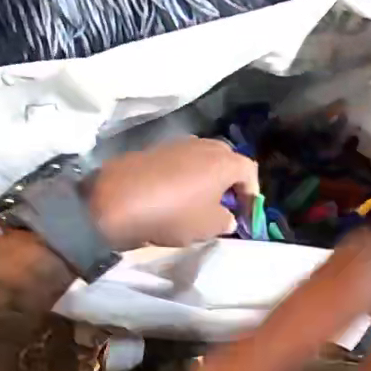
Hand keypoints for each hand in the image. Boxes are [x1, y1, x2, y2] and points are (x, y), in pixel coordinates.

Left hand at [89, 138, 258, 249]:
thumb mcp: (208, 227)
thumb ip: (226, 221)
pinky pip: (180, 162)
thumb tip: (228, 217)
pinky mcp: (155, 150)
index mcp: (225, 161)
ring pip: (202, 159)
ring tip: (199, 201)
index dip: (251, 194)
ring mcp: (178, 144)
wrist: (118, 201)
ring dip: (206, 178)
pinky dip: (184, 176)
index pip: (250, 171)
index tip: (245, 215)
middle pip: (227, 160)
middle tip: (225, 205)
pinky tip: (174, 195)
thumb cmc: (174, 214)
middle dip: (230, 181)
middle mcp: (205, 145)